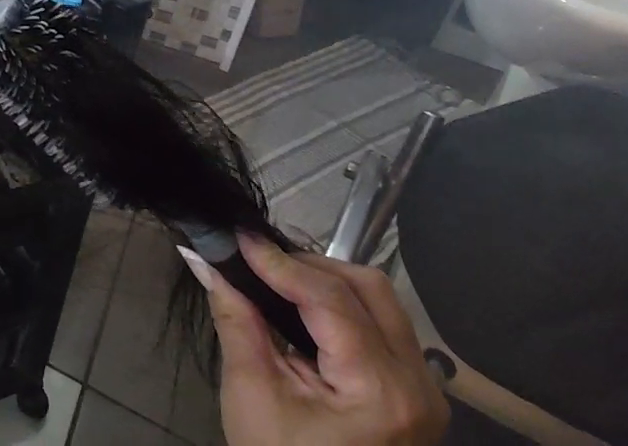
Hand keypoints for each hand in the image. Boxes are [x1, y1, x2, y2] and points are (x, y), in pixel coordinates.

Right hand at [184, 235, 447, 445]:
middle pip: (368, 289)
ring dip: (325, 279)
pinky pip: (382, 325)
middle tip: (255, 258)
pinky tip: (299, 304)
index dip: (279, 261)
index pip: (330, 300)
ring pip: (380, 301)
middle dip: (307, 263)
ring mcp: (425, 389)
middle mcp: (418, 384)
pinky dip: (339, 303)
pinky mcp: (416, 391)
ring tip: (273, 277)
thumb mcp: (251, 390)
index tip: (237, 237)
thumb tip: (203, 260)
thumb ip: (236, 318)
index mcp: (380, 391)